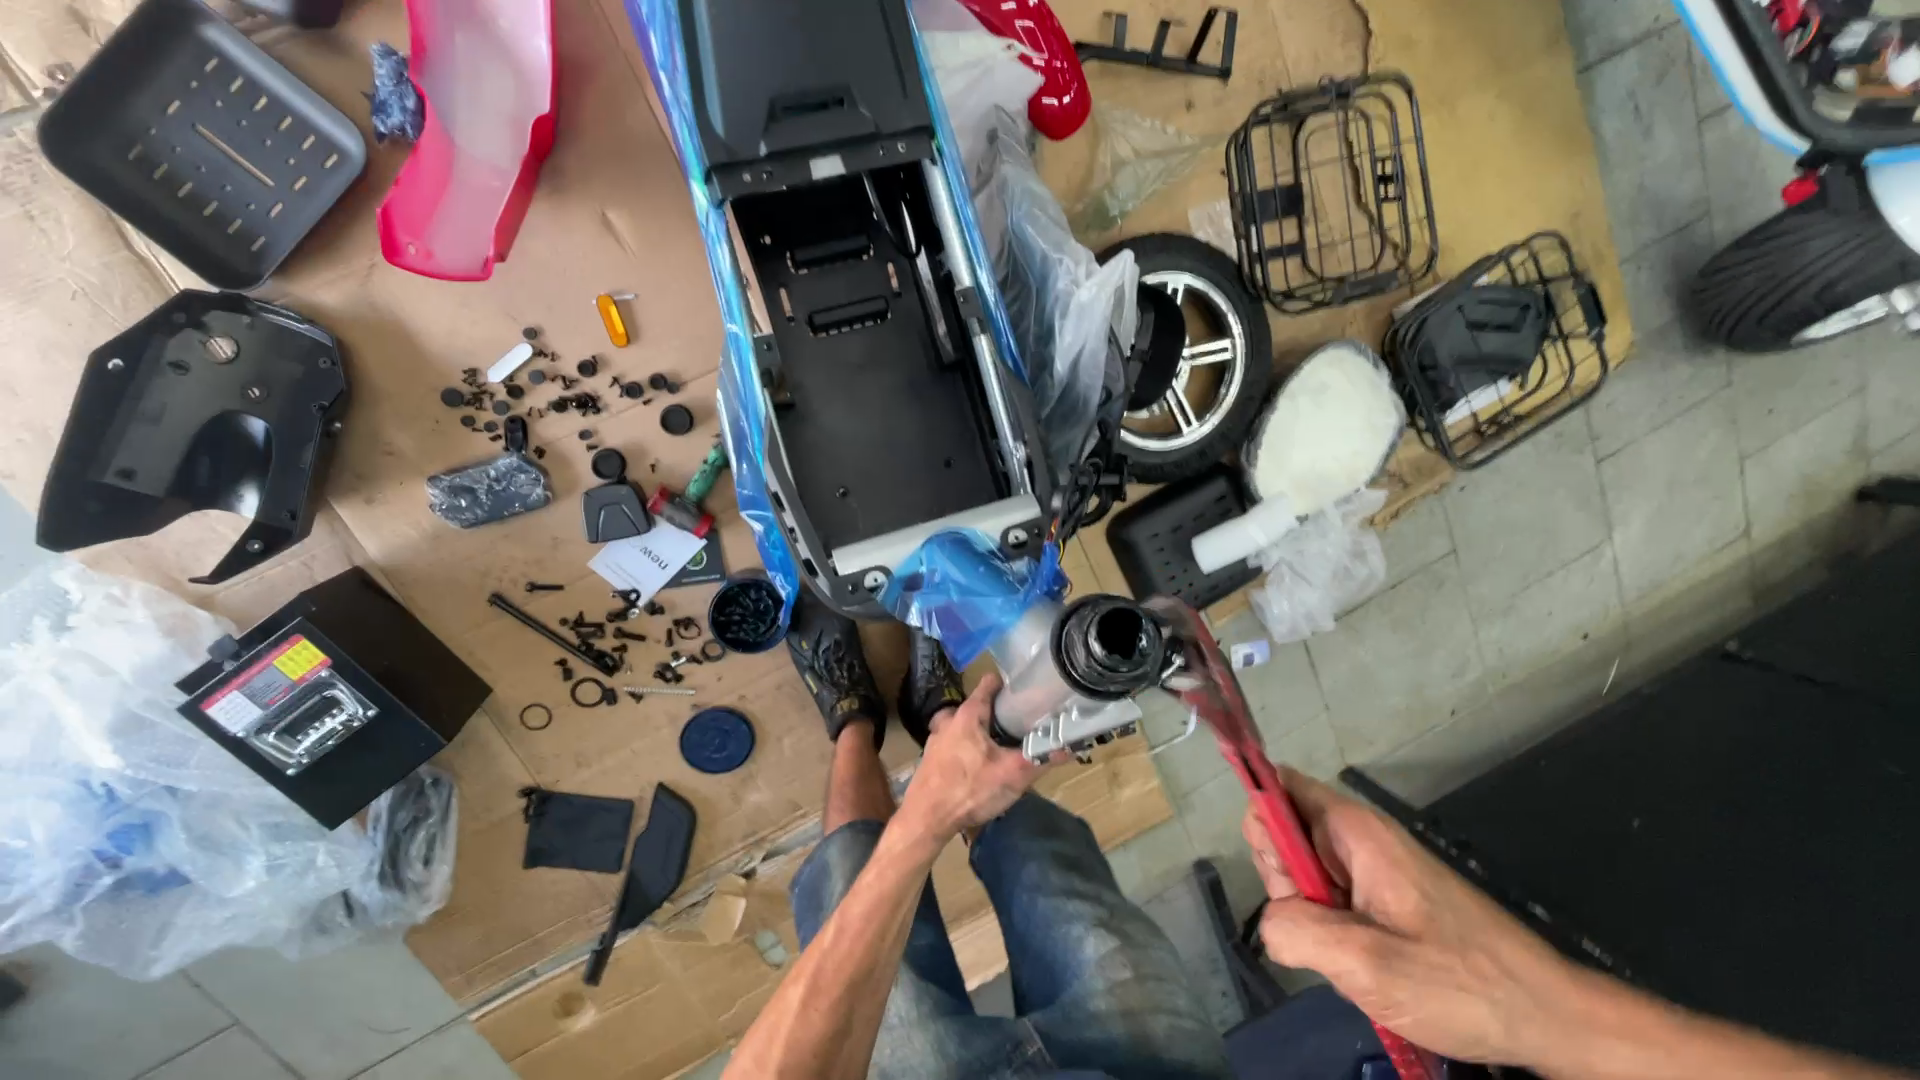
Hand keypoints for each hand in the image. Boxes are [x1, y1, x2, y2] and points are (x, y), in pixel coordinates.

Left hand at [897, 674, 1044, 839]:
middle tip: (1020, 730)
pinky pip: (955, 745)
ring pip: (966, 727)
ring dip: (982, 734)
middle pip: (980, 707)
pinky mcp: (931, 757)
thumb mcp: (1013, 775)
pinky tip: (979, 770)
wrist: (925, 820)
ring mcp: (936, 738)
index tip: (1027, 695)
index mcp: (969, 714)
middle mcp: (949, 719)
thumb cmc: (969, 791)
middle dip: (999, 716)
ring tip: (1002, 751)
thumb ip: (1041, 758)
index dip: (1010, 685)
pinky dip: (968, 750)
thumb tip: (1069, 746)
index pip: (990, 682)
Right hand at [1241, 768, 1584, 1066]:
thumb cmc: (1462, 984)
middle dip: (1286, 885)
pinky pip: (1331, 898)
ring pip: (1305, 873)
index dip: (1263, 829)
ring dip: (1310, 916)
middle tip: (1328, 933)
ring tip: (1354, 956)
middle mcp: (1361, 837)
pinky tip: (1364, 963)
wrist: (1550, 1018)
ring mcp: (1375, 867)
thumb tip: (1271, 919)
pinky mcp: (1387, 896)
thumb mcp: (1365, 963)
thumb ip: (1295, 928)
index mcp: (1355, 831)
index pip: (1276, 788)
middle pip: (1284, 834)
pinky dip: (1333, 931)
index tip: (1286, 885)